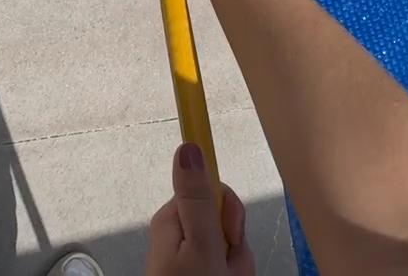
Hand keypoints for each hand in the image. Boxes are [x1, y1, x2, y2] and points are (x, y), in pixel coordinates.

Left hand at [148, 143, 253, 275]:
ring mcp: (188, 257)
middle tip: (227, 270)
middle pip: (223, 222)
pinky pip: (226, 269)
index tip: (231, 232)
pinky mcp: (198, 273)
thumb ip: (198, 198)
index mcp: (172, 218)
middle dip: (235, 247)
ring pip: (230, 249)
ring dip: (236, 268)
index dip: (228, 210)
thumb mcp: (199, 244)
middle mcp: (178, 233)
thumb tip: (189, 145)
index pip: (210, 190)